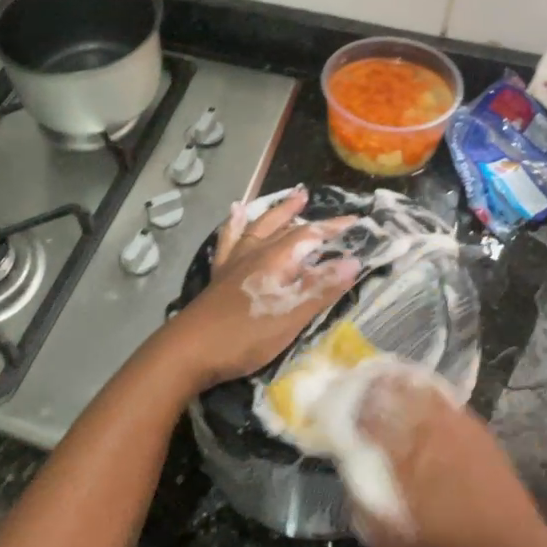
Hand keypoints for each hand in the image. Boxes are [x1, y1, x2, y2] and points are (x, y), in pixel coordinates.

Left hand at [155, 187, 361, 390]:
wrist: (189, 351)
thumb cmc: (244, 336)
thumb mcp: (290, 316)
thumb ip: (321, 288)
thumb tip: (354, 260)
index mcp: (275, 260)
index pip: (310, 236)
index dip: (333, 228)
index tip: (357, 221)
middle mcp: (254, 254)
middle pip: (281, 227)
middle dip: (299, 213)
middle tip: (310, 196)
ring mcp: (234, 264)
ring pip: (257, 228)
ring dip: (273, 213)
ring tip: (286, 199)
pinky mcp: (219, 276)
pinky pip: (229, 241)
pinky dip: (235, 225)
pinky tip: (234, 213)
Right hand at [347, 372, 546, 546]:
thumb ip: (366, 509)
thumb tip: (351, 480)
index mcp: (407, 460)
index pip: (365, 417)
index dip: (341, 406)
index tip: (326, 407)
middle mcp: (431, 434)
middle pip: (391, 393)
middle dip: (365, 387)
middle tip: (348, 389)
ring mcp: (459, 429)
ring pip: (418, 389)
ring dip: (393, 383)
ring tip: (375, 381)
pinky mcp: (479, 432)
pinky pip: (443, 399)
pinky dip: (422, 390)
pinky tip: (414, 394)